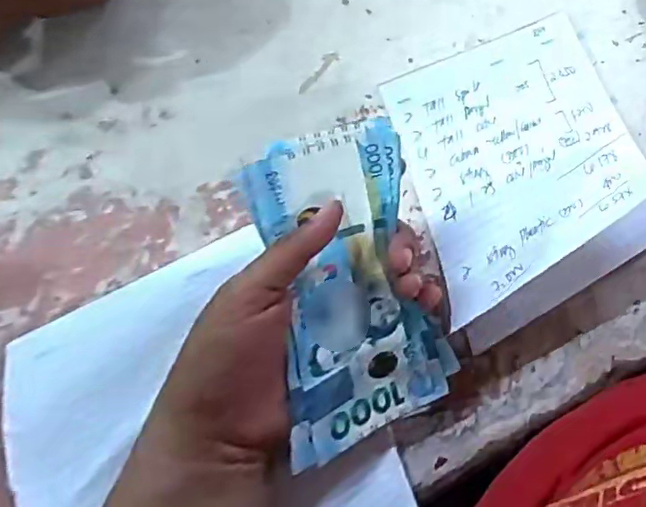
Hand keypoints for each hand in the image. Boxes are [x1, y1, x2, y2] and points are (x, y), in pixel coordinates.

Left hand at [107, 204, 444, 505]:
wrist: (217, 442)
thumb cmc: (223, 360)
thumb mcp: (245, 297)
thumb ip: (290, 251)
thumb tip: (336, 203)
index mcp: (306, 274)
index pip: (352, 237)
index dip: (378, 228)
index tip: (389, 234)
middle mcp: (335, 295)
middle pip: (383, 260)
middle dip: (404, 253)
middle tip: (404, 265)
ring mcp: (353, 328)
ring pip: (399, 291)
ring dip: (418, 280)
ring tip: (417, 290)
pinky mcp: (367, 360)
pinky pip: (404, 329)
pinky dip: (424, 314)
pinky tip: (429, 309)